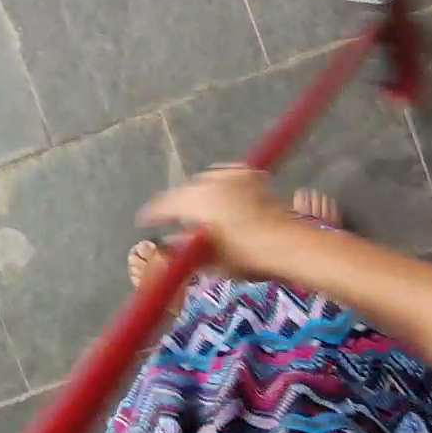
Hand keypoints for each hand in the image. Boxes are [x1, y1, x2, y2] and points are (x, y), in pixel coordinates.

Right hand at [137, 167, 305, 278]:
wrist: (288, 243)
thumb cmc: (246, 256)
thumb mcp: (211, 258)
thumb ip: (184, 248)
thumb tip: (165, 244)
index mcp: (196, 203)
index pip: (164, 205)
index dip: (152, 213)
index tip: (143, 220)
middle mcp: (210, 183)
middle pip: (184, 191)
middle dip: (178, 204)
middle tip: (175, 220)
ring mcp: (231, 175)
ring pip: (205, 181)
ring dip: (199, 193)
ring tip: (201, 210)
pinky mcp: (250, 174)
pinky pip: (226, 175)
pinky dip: (220, 184)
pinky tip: (222, 194)